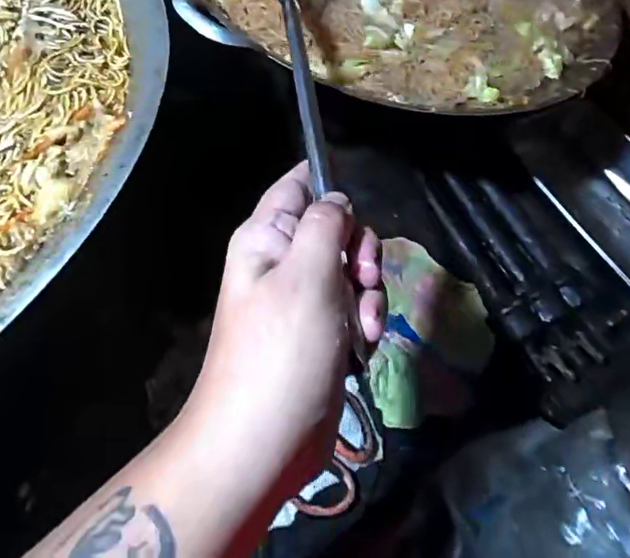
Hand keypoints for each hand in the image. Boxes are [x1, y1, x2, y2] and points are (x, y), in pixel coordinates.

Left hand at [177, 163, 385, 500]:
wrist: (261, 445)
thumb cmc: (281, 351)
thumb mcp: (307, 275)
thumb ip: (327, 224)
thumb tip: (338, 200)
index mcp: (266, 237)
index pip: (298, 184)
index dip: (330, 185)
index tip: (359, 206)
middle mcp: (282, 260)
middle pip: (335, 227)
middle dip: (360, 251)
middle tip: (363, 277)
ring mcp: (302, 297)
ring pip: (351, 268)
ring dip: (368, 292)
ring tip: (365, 326)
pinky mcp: (320, 331)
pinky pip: (353, 305)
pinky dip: (365, 320)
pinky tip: (364, 346)